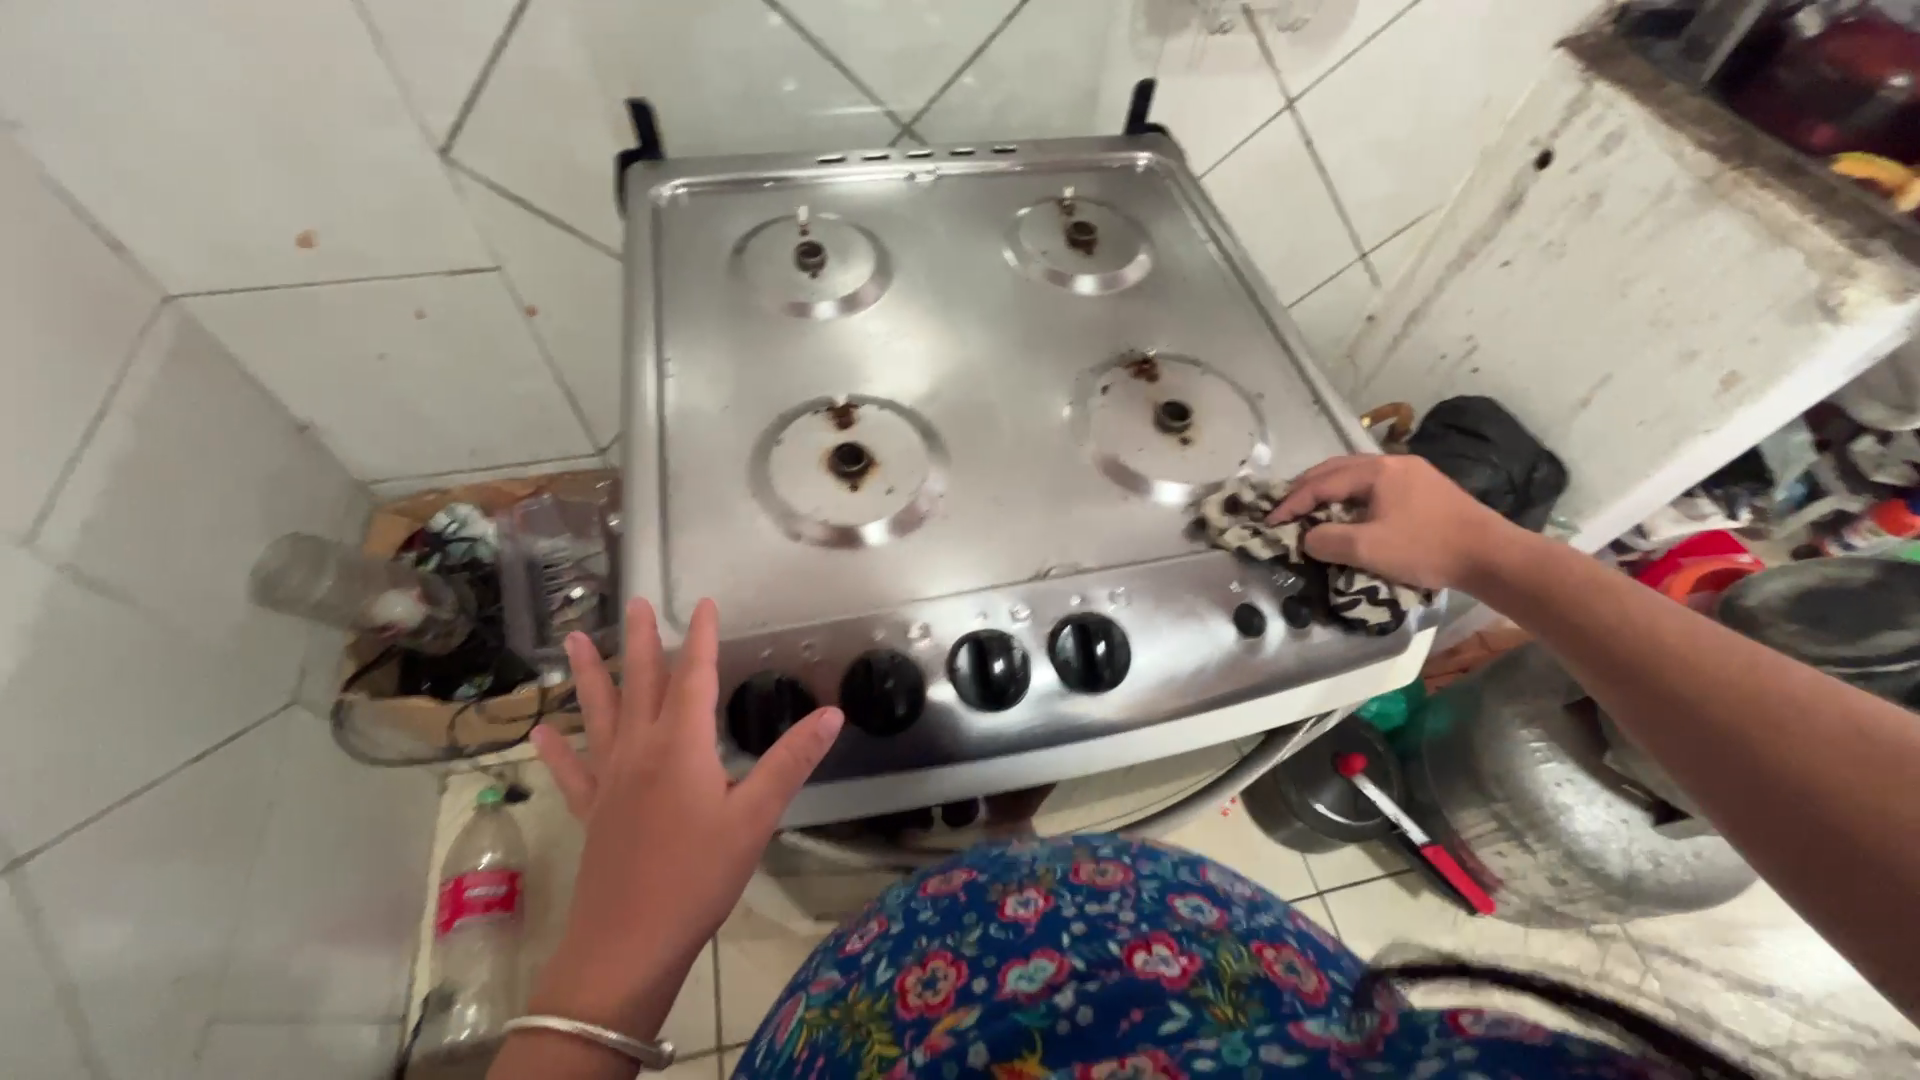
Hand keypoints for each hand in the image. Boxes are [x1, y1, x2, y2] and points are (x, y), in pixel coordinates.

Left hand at [525, 598, 842, 1039]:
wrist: (629, 942)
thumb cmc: (699, 874)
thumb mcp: (756, 816)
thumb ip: (791, 760)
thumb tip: (832, 713)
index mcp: (682, 745)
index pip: (694, 677)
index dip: (701, 638)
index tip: (702, 604)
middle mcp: (640, 750)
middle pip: (640, 683)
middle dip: (641, 641)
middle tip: (635, 603)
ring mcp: (609, 780)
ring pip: (599, 714)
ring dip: (588, 675)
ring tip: (573, 640)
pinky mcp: (592, 811)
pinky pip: (573, 770)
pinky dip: (558, 749)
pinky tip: (540, 731)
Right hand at [1265, 454, 1520, 589]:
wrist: (1493, 556)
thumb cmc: (1426, 548)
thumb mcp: (1367, 548)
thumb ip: (1327, 540)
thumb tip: (1307, 537)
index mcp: (1376, 470)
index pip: (1320, 482)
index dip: (1290, 503)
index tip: (1269, 521)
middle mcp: (1392, 462)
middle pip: (1335, 469)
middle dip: (1305, 488)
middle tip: (1284, 509)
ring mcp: (1412, 473)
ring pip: (1356, 475)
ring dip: (1328, 490)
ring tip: (1311, 509)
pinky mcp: (1426, 488)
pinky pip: (1375, 484)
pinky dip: (1351, 495)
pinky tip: (1349, 512)